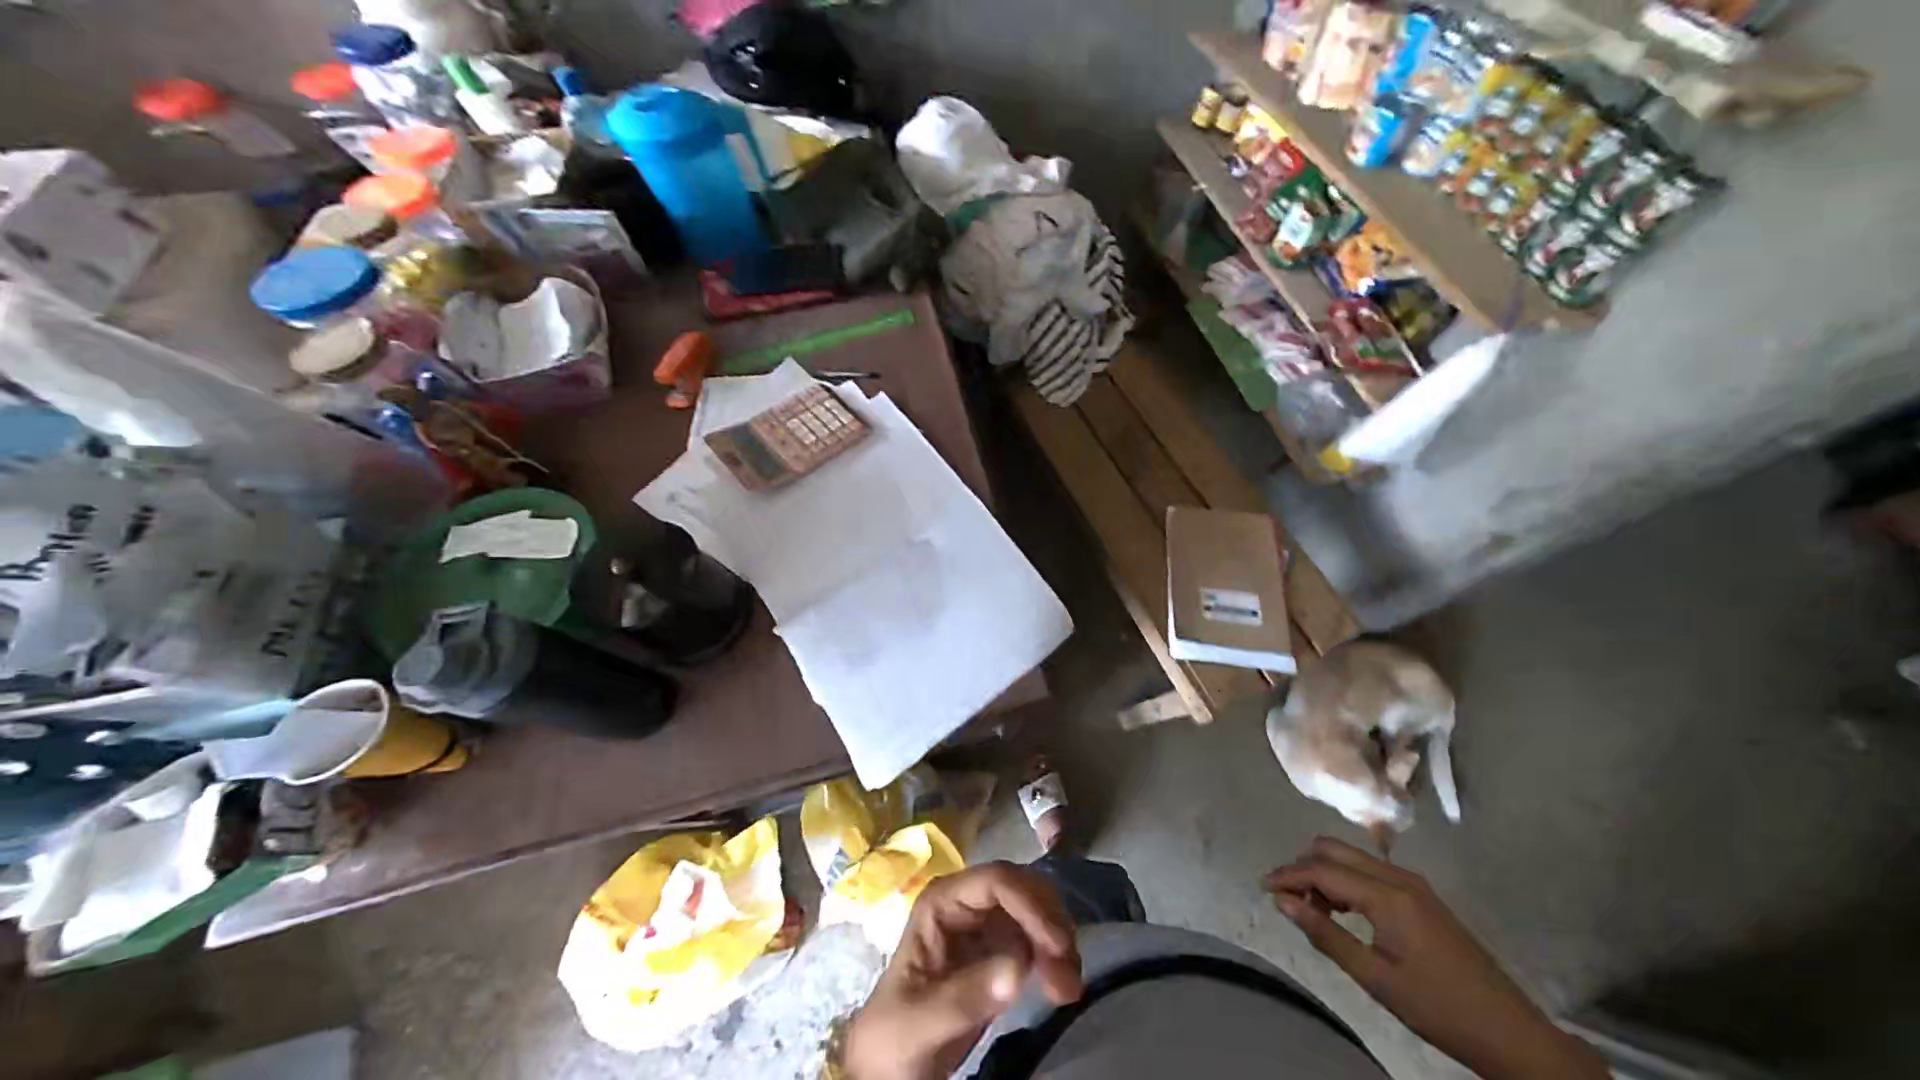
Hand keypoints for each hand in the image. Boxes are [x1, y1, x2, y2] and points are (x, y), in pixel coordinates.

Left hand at [843, 862, 1083, 1079]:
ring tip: (1066, 989)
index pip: (996, 880)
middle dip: (1051, 924)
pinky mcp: (1000, 949)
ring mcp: (985, 923)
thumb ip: (964, 996)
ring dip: (1059, 943)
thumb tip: (1018, 966)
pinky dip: (1055, 957)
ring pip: (1037, 910)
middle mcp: (967, 902)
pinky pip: (1038, 938)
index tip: (1057, 946)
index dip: (1031, 904)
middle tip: (1068, 974)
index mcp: (941, 902)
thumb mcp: (922, 1021)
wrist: (891, 1064)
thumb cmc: (895, 1035)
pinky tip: (1060, 986)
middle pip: (1023, 889)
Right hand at [1266, 837, 1607, 1079]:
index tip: (1262, 889)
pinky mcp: (1422, 895)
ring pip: (1351, 857)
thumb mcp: (1374, 978)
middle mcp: (1399, 877)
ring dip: (1324, 872)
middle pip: (1334, 849)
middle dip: (1303, 867)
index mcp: (1387, 896)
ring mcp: (1414, 883)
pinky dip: (1346, 880)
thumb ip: (1325, 934)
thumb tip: (1282, 901)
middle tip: (1286, 898)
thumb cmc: (1438, 1008)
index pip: (1321, 869)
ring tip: (1312, 909)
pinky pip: (1370, 870)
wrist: (1511, 1033)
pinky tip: (1342, 910)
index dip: (1287, 875)